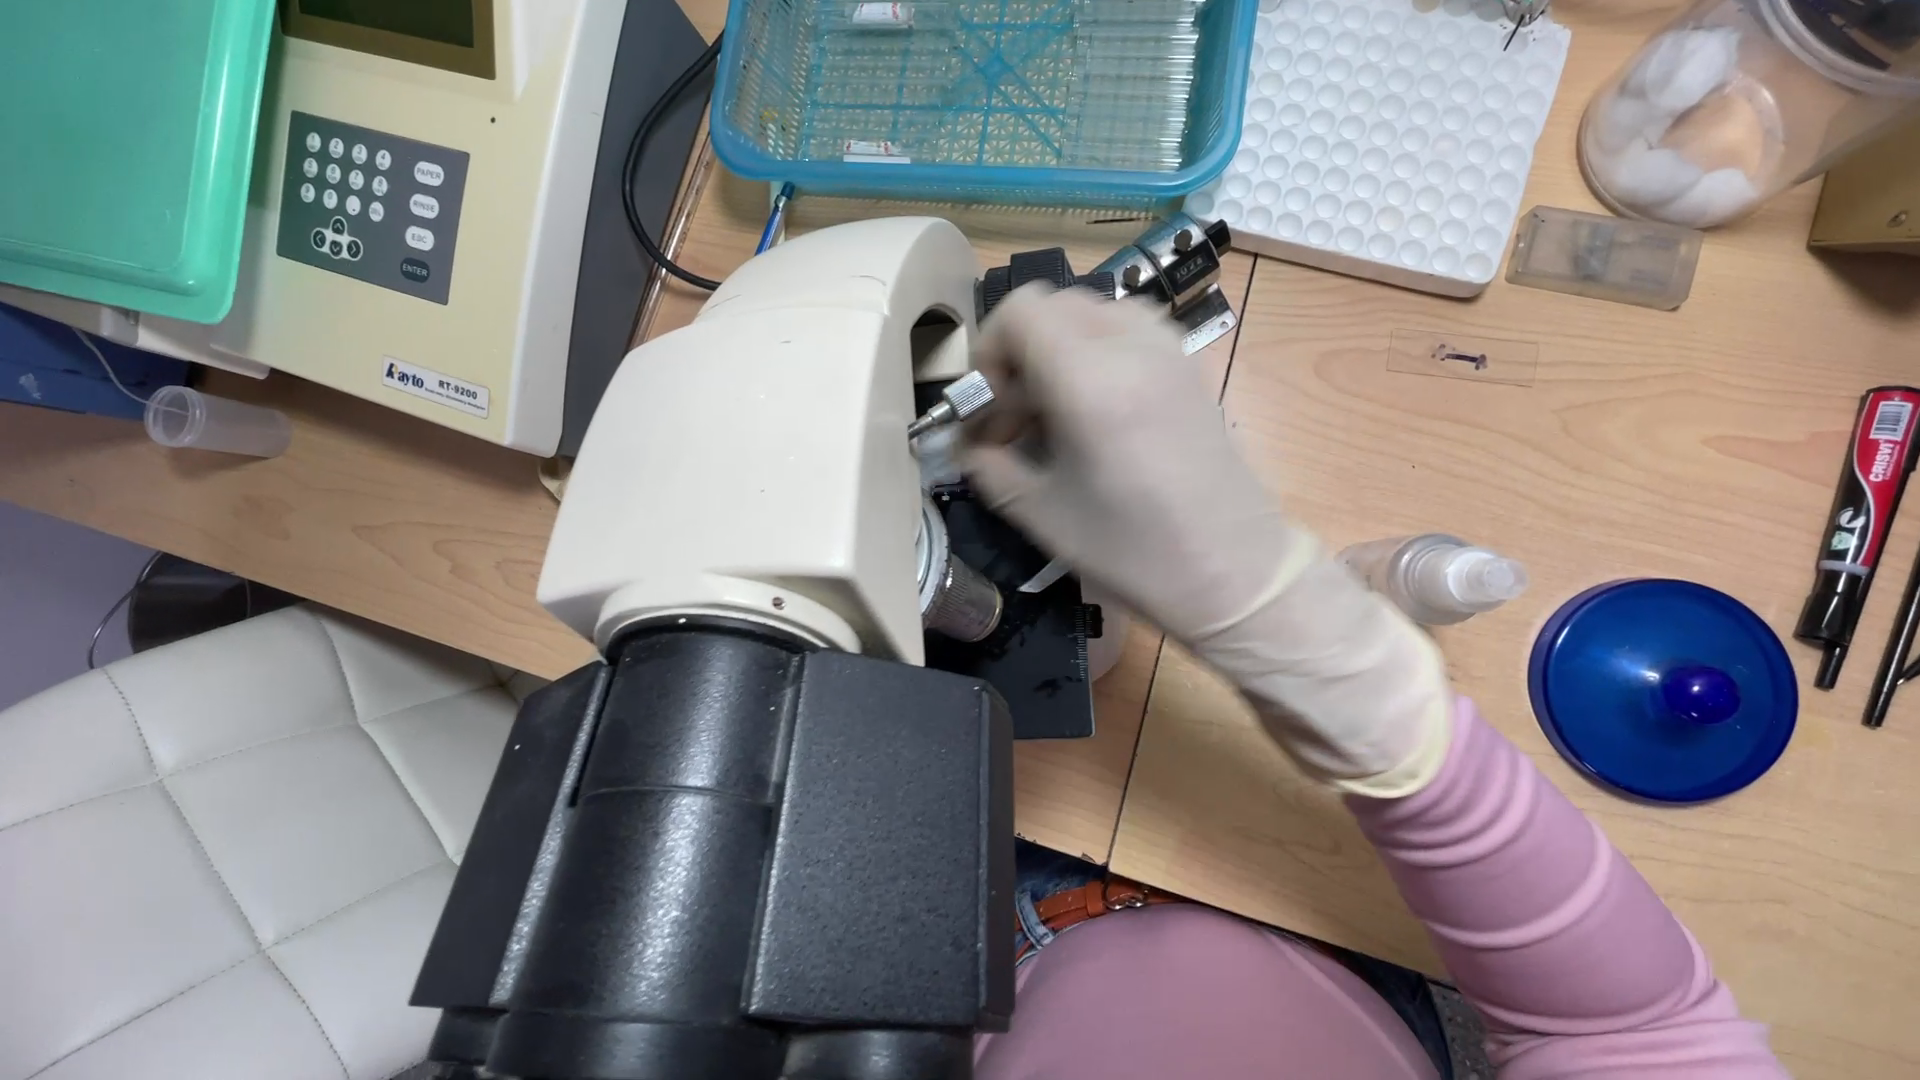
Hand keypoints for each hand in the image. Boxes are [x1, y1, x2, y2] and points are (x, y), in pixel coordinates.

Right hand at [960, 285, 1452, 796]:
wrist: (1234, 573)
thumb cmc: (1134, 552)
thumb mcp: (1042, 516)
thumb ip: (989, 467)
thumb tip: (967, 444)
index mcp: (1090, 380)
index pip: (1020, 310)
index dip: (988, 349)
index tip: (990, 406)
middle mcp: (1132, 346)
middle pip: (1053, 306)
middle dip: (1019, 351)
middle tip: (1015, 416)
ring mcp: (1169, 351)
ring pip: (1091, 311)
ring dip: (1059, 347)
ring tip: (1055, 411)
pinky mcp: (1189, 366)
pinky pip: (1128, 328)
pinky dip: (1097, 350)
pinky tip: (1095, 407)